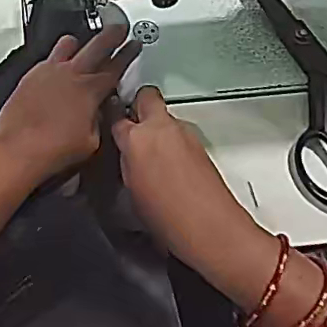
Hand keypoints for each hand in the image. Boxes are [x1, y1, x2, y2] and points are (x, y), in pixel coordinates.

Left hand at [0, 26, 139, 182]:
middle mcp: (71, 75)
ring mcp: (49, 72)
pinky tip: (56, 66)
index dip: (127, 54)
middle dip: (111, 35)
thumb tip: (98, 114)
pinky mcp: (30, 76)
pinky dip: (56, 59)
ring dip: (78, 43)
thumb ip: (98, 120)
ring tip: (82, 42)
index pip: (115, 66)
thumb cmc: (52, 148)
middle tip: (118, 28)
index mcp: (90, 89)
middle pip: (96, 46)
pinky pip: (47, 59)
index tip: (133, 45)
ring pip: (67, 45)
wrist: (18, 148)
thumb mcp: (91, 141)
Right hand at [110, 87, 265, 278]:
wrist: (212, 230)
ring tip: (154, 156)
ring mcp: (185, 134)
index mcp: (136, 138)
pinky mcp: (201, 146)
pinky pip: (180, 134)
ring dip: (159, 128)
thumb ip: (126, 162)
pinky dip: (174, 143)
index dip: (114, 126)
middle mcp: (162, 128)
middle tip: (133, 125)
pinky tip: (171, 169)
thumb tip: (126, 155)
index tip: (114, 133)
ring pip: (166, 116)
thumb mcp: (131, 190)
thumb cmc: (170, 218)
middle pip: (146, 97)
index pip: (117, 118)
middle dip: (139, 106)